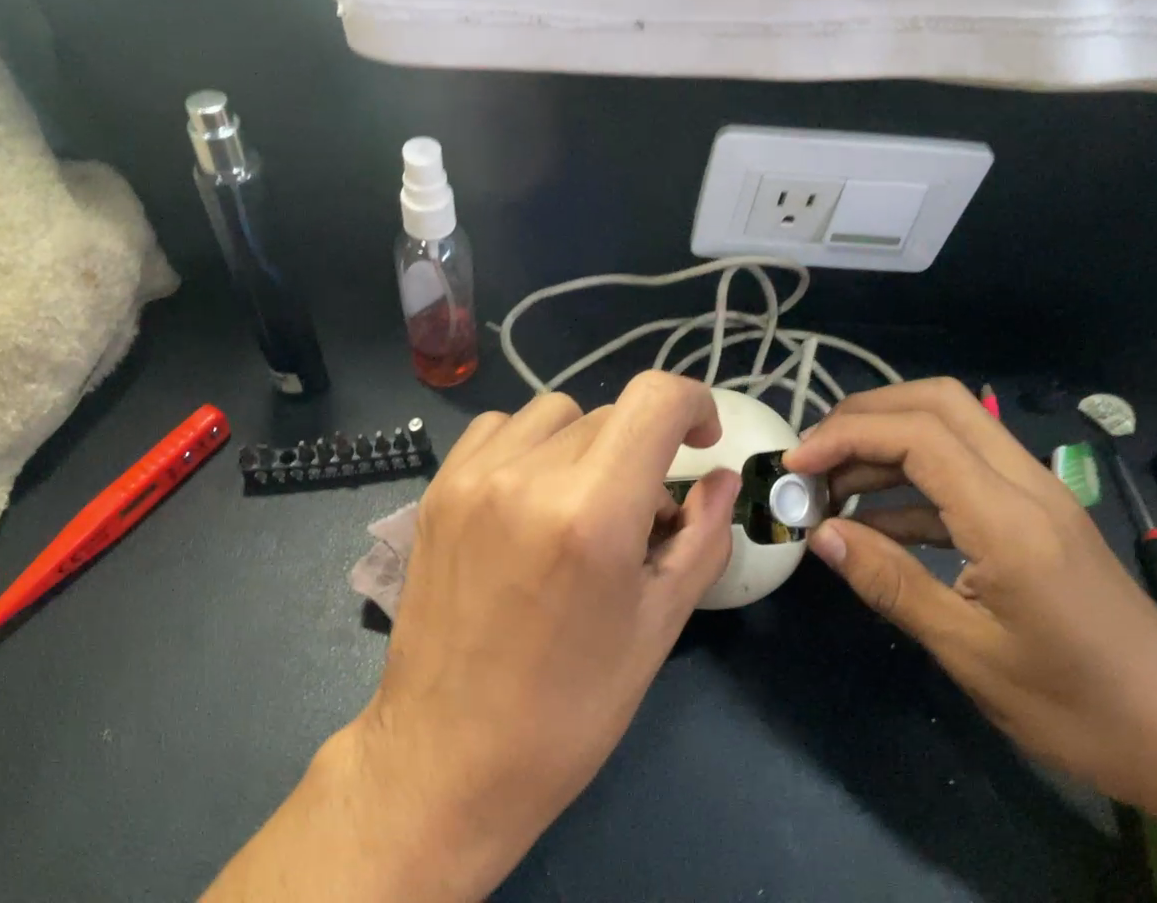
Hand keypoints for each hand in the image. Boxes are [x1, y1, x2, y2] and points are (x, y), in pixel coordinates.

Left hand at [352, 374, 739, 894]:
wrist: (448, 756)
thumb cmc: (570, 709)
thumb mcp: (658, 626)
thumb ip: (701, 537)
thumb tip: (719, 479)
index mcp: (592, 512)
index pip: (655, 399)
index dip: (695, 405)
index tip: (702, 444)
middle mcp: (527, 476)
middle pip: (610, 414)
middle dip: (644, 451)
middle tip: (645, 518)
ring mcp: (472, 478)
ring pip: (555, 414)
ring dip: (587, 444)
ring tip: (585, 507)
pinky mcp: (437, 491)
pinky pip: (499, 431)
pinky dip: (532, 448)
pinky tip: (534, 503)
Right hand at [785, 380, 1156, 902]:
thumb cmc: (1074, 707)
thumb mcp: (969, 653)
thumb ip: (891, 583)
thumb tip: (820, 534)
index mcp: (1010, 519)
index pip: (918, 435)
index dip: (845, 436)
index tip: (793, 466)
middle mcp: (1029, 487)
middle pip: (939, 404)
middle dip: (864, 416)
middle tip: (811, 458)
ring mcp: (1039, 498)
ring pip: (954, 429)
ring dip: (886, 445)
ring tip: (830, 491)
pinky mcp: (1041, 518)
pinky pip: (968, 473)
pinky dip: (913, 482)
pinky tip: (875, 523)